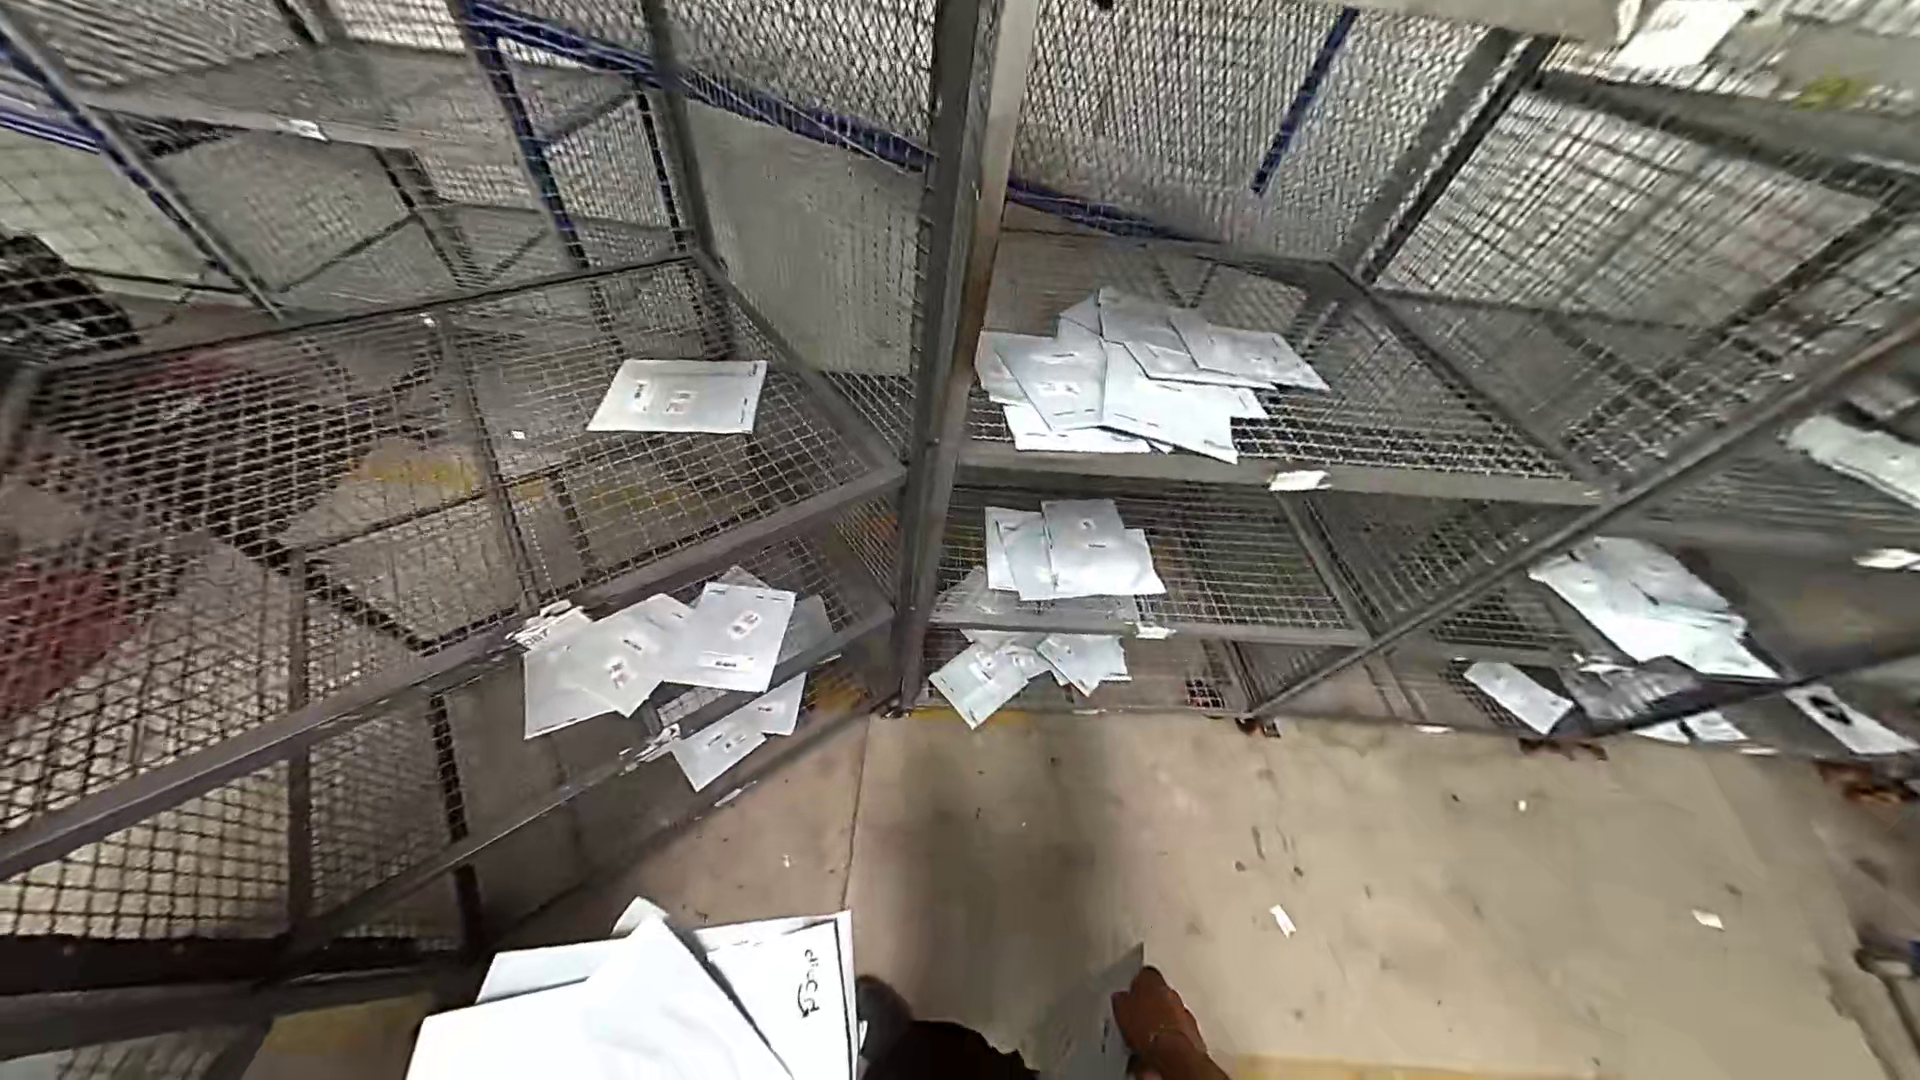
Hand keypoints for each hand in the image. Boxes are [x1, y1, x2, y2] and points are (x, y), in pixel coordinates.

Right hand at [1110, 966, 1206, 1068]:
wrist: (1172, 1055)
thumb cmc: (1149, 1029)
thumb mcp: (1122, 1011)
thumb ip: (1121, 1001)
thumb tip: (1120, 1001)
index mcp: (1152, 980)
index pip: (1144, 974)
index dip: (1136, 984)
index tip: (1130, 993)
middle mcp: (1171, 993)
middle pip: (1159, 993)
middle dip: (1151, 1003)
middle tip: (1139, 1016)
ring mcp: (1184, 1014)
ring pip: (1171, 1012)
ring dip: (1162, 1020)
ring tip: (1148, 1036)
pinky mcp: (1193, 1036)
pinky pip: (1178, 1031)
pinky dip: (1171, 1037)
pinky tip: (1159, 1048)